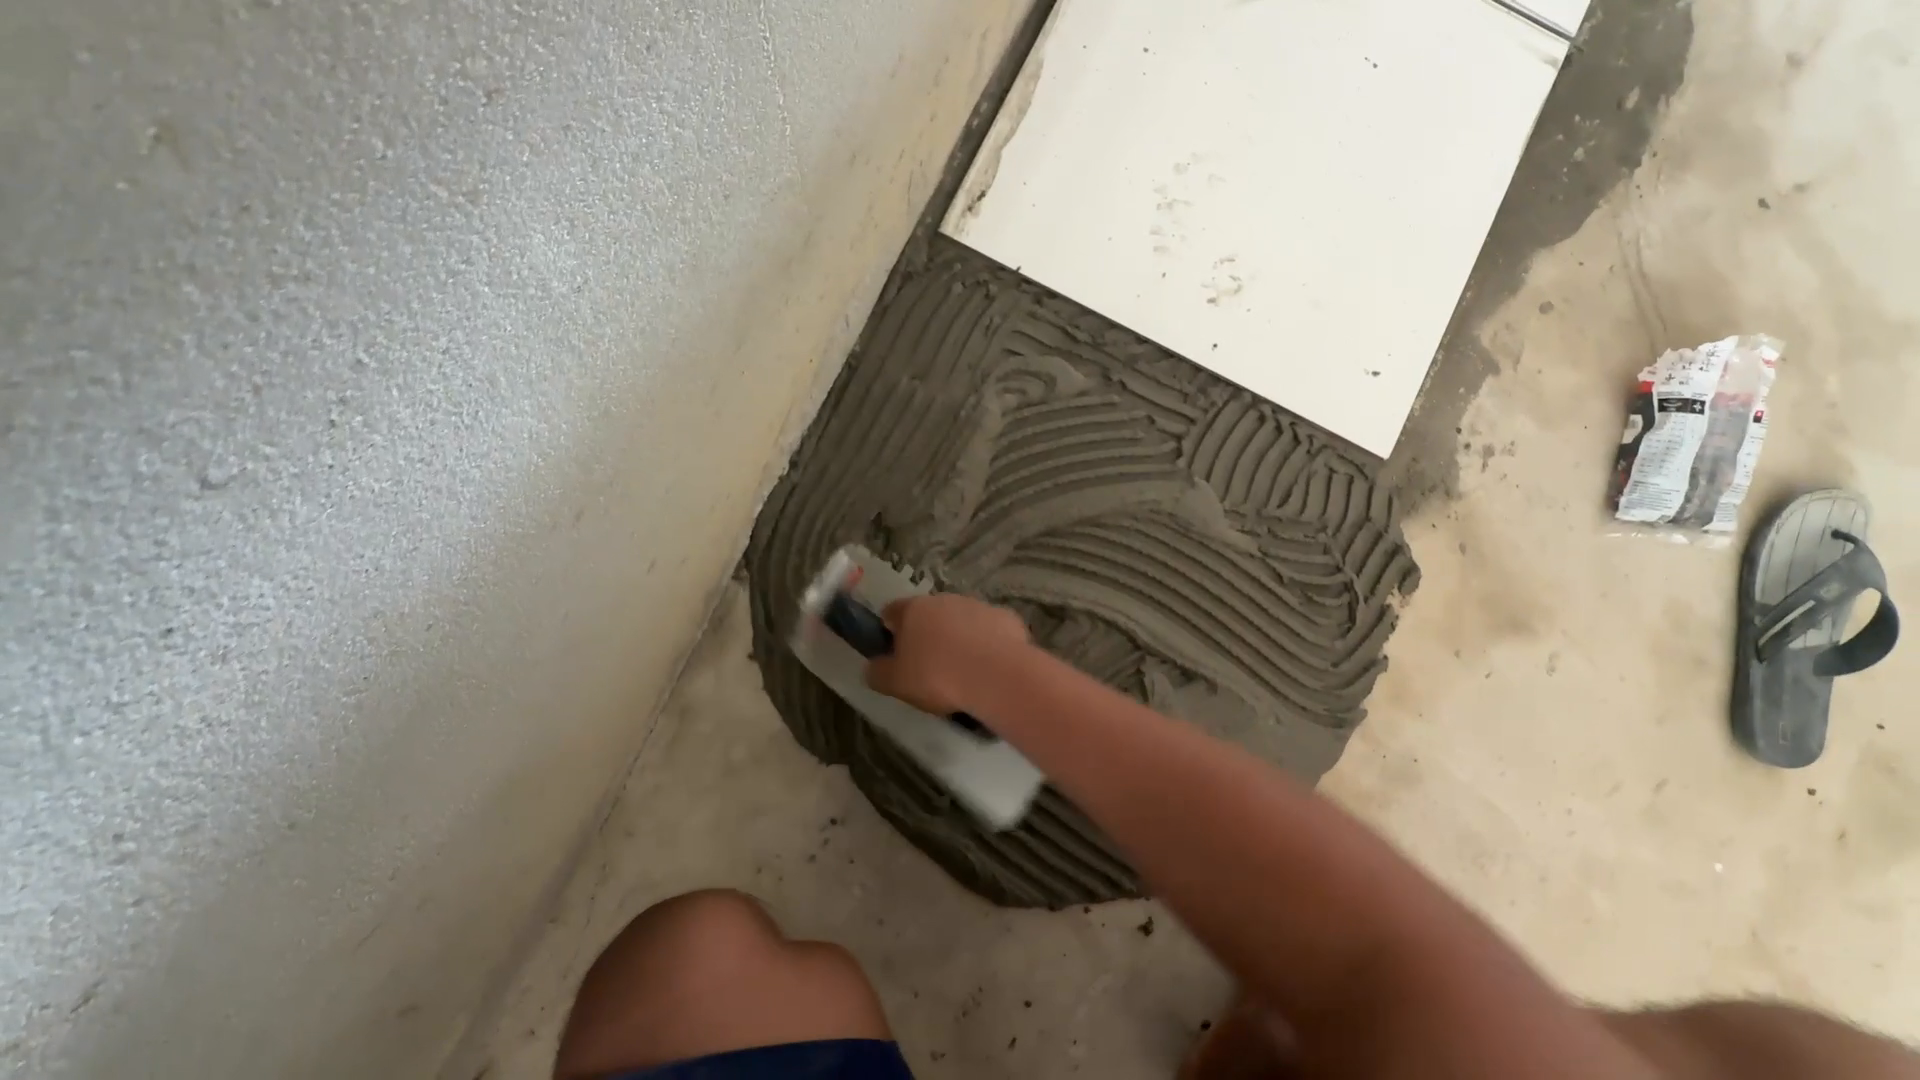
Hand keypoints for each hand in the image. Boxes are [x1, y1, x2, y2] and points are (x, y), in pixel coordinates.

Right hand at [864, 594, 1030, 715]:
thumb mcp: (895, 683)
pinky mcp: (1007, 618)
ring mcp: (978, 606)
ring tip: (963, 671)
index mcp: (913, 610)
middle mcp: (945, 600)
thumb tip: (872, 667)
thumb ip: (878, 673)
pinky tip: (989, 669)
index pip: (892, 611)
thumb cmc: (937, 676)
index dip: (889, 630)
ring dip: (959, 637)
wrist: (996, 676)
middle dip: (927, 634)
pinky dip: (987, 644)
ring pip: (962, 620)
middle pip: (929, 614)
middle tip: (929, 667)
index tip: (894, 653)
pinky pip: (990, 631)